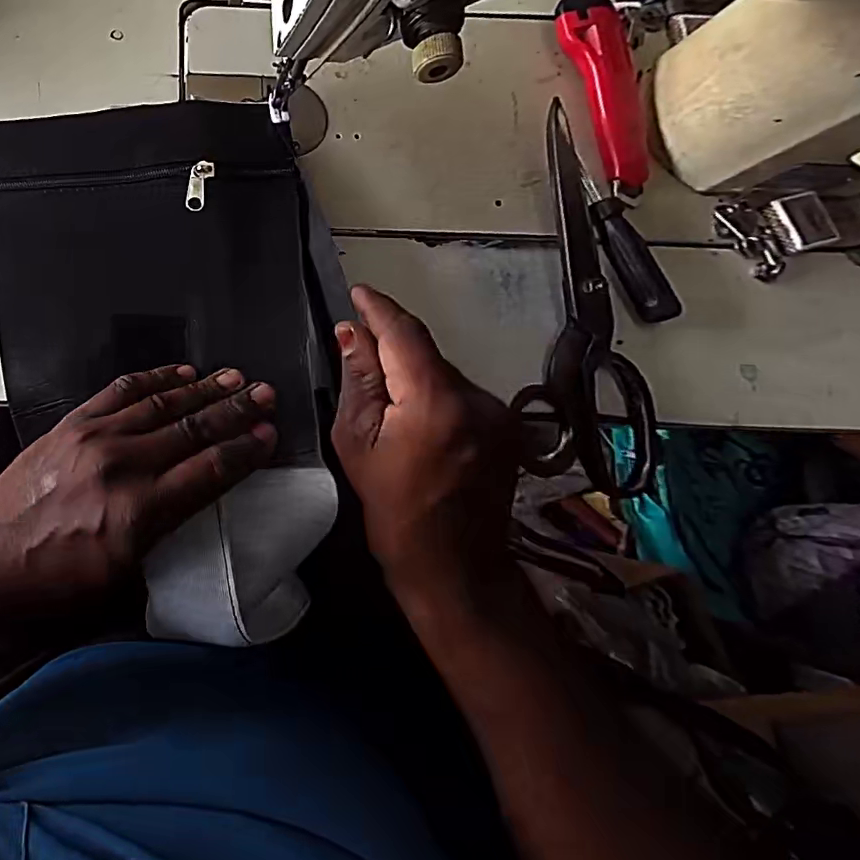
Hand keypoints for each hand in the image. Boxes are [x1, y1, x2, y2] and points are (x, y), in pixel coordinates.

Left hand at [0, 365, 276, 610]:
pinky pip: (121, 391)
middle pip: (194, 429)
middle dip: (236, 410)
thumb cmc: (50, 579)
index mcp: (140, 511)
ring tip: (235, 378)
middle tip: (266, 394)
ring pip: (163, 404)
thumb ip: (162, 540)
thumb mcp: (118, 580)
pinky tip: (179, 373)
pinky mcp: (72, 424)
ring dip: (203, 389)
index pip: (210, 471)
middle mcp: (123, 466)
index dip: (246, 451)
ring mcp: (95, 438)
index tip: (269, 436)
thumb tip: (190, 508)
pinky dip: (155, 379)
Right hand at [331, 285, 519, 598]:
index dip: (379, 308)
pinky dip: (433, 393)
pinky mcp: (508, 427)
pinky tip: (414, 420)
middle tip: (356, 353)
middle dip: (390, 346)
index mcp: (434, 402)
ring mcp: (499, 413)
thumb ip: (358, 381)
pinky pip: (461, 393)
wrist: (453, 566)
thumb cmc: (392, 510)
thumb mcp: (357, 443)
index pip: (405, 335)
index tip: (358, 292)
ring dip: (412, 373)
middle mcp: (477, 398)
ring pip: (443, 372)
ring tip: (384, 402)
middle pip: (426, 352)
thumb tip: (352, 334)